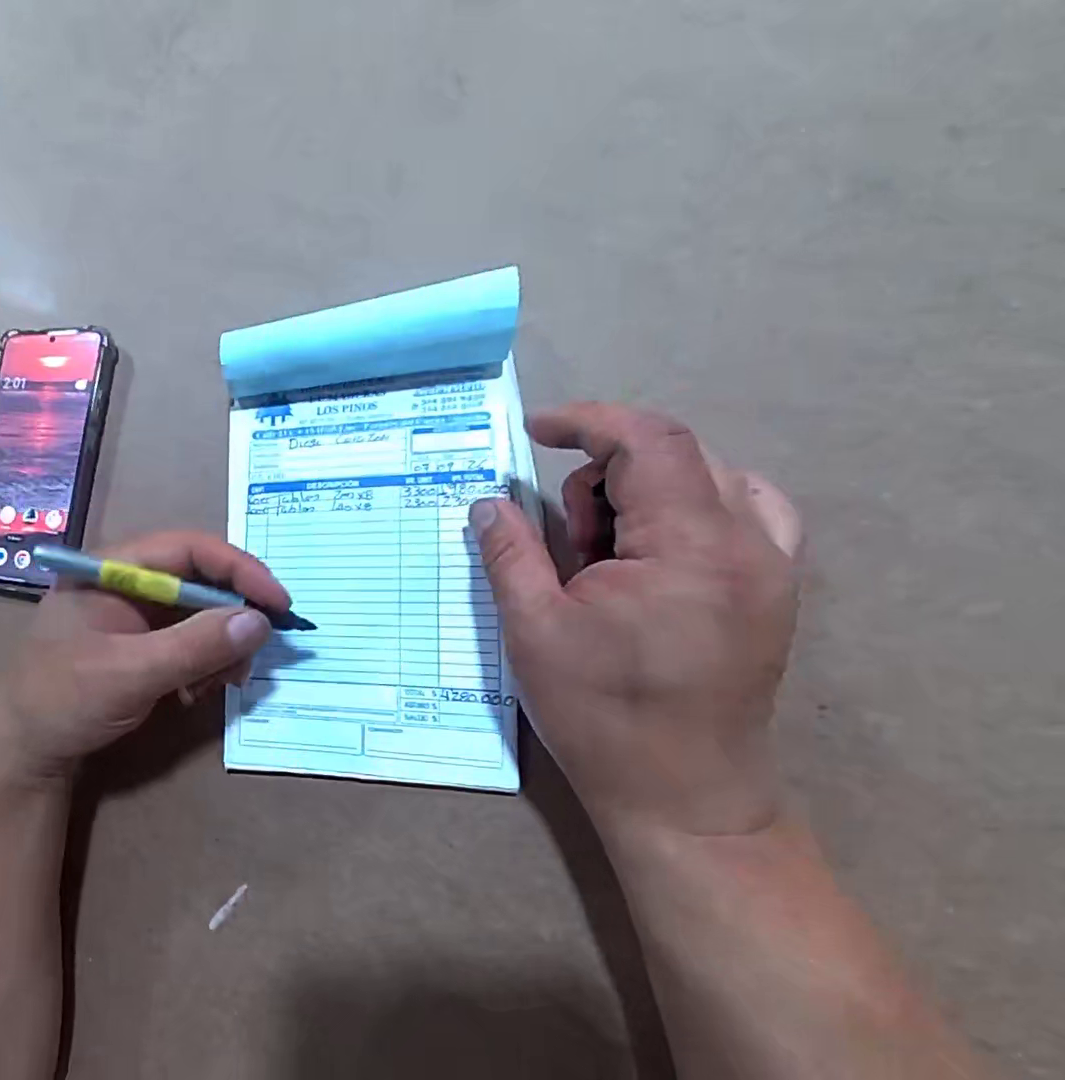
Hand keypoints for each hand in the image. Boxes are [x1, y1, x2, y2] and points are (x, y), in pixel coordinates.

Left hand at [0, 532, 286, 782]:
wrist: (26, 750)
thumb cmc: (64, 700)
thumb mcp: (131, 673)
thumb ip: (195, 646)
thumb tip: (259, 621)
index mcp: (110, 569)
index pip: (187, 549)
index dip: (238, 569)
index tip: (278, 602)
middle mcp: (124, 583)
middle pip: (198, 579)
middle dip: (232, 615)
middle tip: (255, 653)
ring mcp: (131, 614)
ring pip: (198, 612)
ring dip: (220, 645)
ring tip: (222, 682)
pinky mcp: (138, 643)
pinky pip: (187, 640)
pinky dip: (204, 662)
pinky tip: (197, 691)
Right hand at [472, 404, 802, 840]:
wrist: (683, 792)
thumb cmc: (600, 711)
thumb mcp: (534, 628)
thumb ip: (510, 552)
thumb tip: (488, 502)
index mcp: (689, 548)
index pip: (650, 443)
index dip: (588, 421)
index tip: (534, 429)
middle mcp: (748, 545)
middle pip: (677, 456)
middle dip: (604, 473)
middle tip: (564, 536)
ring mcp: (772, 568)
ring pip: (712, 479)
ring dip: (644, 490)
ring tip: (604, 548)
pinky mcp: (773, 592)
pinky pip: (744, 511)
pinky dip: (690, 505)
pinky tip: (654, 544)